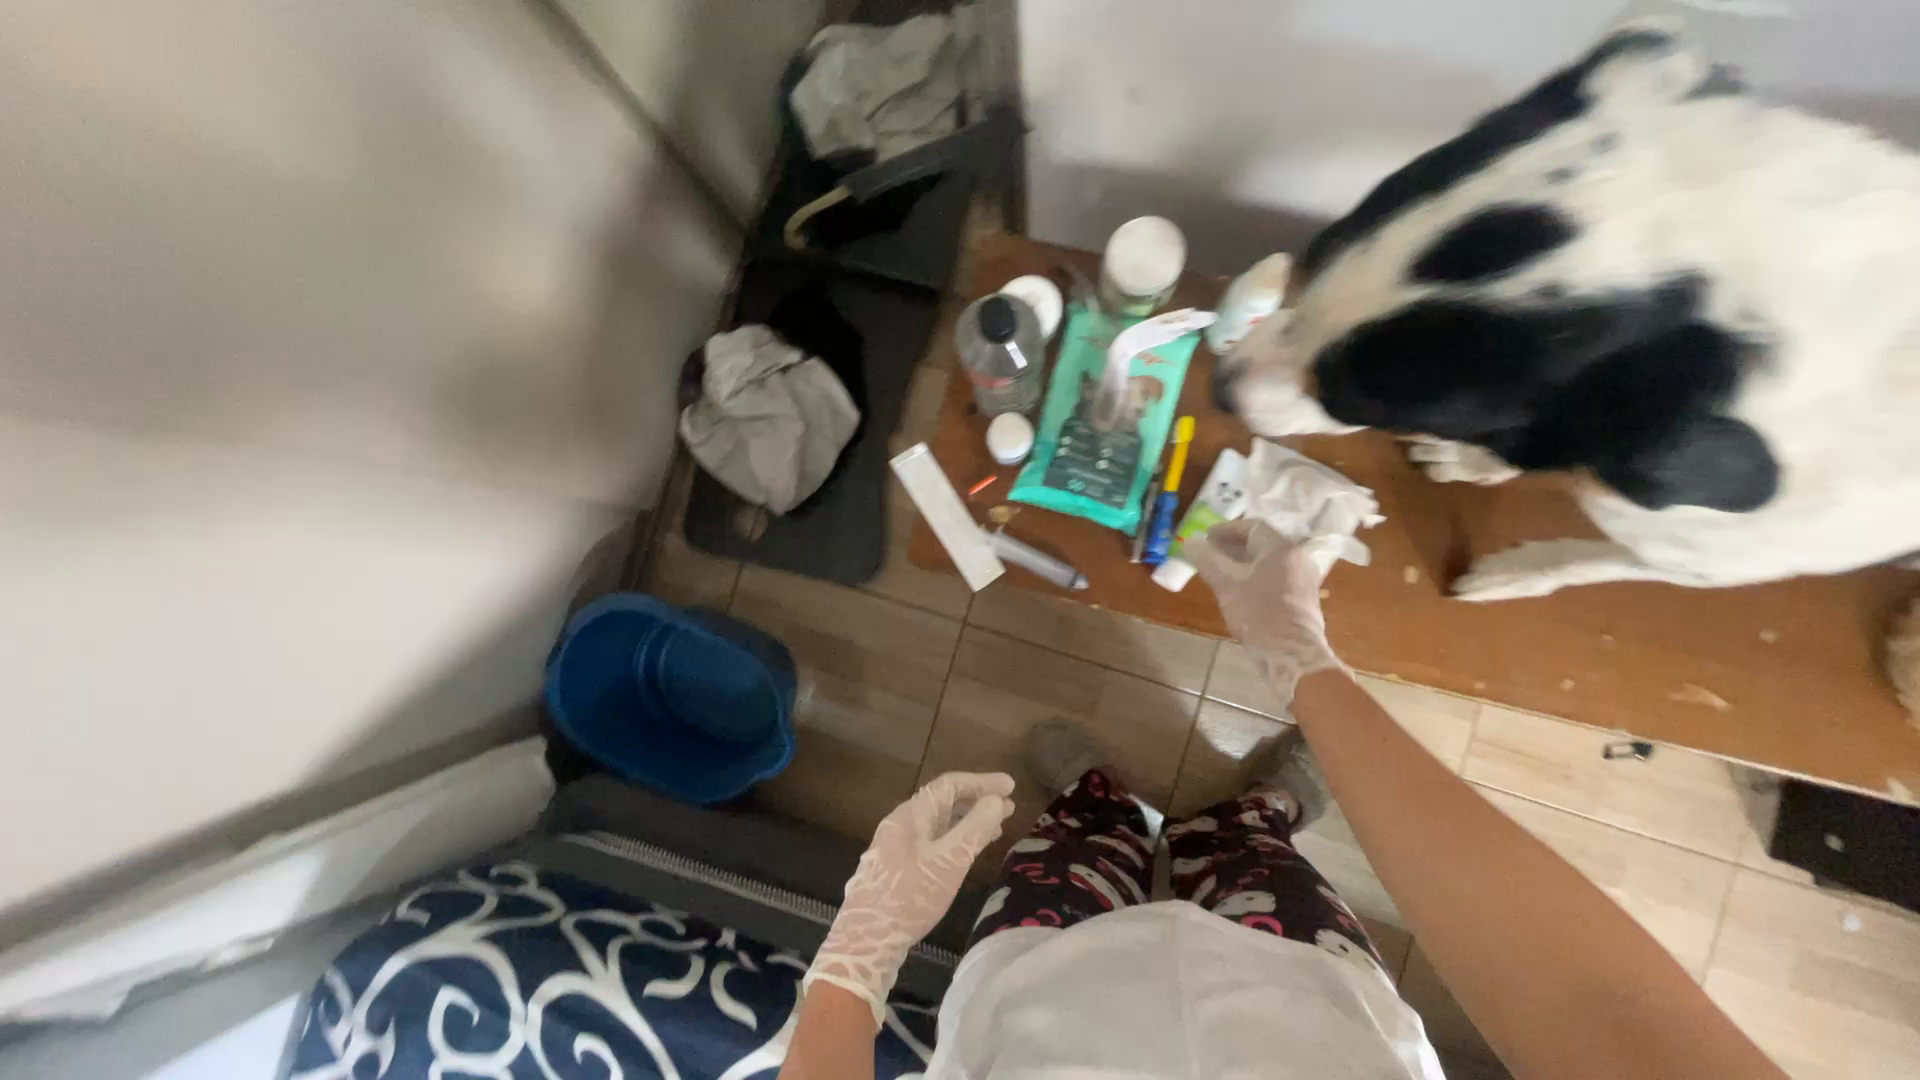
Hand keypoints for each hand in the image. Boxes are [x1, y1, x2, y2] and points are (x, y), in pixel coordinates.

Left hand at [803, 771, 1015, 1025]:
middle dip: (977, 801)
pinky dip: (956, 840)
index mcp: (911, 815)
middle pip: (944, 801)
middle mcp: (902, 824)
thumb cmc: (908, 898)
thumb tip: (996, 800)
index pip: (950, 785)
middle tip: (1009, 807)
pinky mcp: (899, 868)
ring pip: (940, 823)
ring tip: (997, 828)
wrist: (865, 943)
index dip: (982, 782)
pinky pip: (934, 842)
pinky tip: (968, 854)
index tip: (1011, 786)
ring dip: (968, 821)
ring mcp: (898, 846)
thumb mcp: (948, 862)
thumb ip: (974, 829)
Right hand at [1187, 519, 1343, 711]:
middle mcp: (1297, 557)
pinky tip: (1241, 589)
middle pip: (1262, 542)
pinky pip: (1278, 575)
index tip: (1206, 538)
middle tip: (1210, 554)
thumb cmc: (1258, 615)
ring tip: (1221, 572)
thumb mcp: (1226, 585)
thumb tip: (1190, 542)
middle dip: (1234, 546)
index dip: (1226, 529)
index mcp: (1281, 548)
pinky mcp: (1305, 596)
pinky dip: (1257, 574)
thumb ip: (1207, 560)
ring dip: (1245, 561)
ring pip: (1270, 560)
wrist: (1291, 655)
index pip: (1252, 526)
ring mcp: (1304, 577)